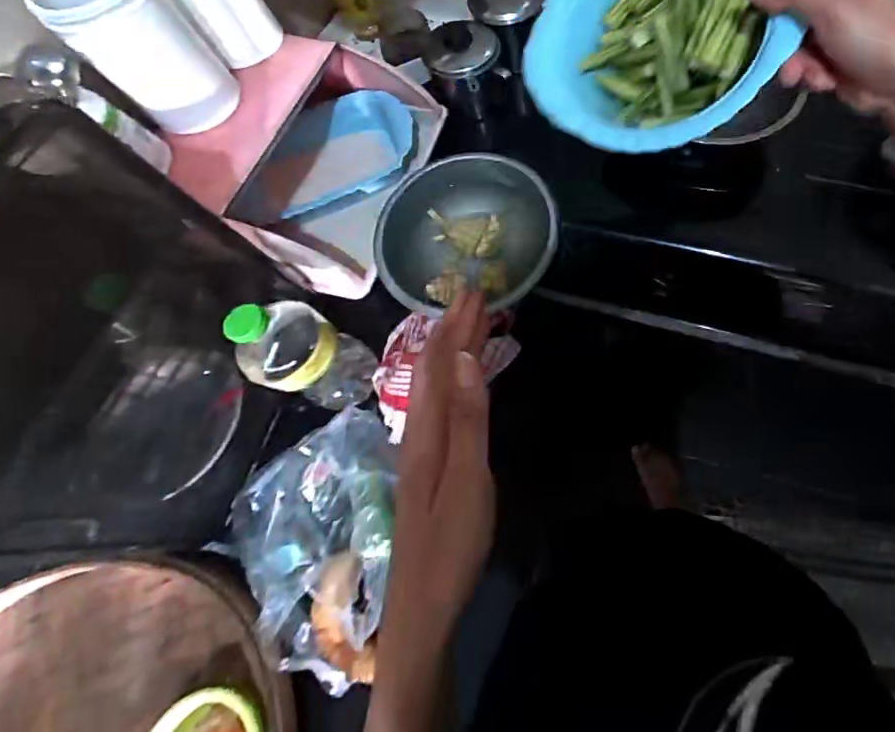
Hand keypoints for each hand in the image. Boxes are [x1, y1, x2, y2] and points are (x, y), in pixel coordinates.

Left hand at [370, 291, 493, 731]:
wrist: (423, 604)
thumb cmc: (451, 541)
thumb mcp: (468, 479)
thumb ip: (468, 418)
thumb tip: (466, 358)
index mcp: (426, 429)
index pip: (441, 363)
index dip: (457, 326)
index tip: (476, 292)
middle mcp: (418, 430)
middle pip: (434, 368)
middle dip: (453, 328)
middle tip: (476, 295)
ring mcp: (421, 447)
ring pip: (435, 384)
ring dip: (452, 349)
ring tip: (470, 324)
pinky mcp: (429, 463)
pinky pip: (441, 402)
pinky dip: (453, 377)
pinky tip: (460, 379)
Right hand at [754, 0, 894, 145]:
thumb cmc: (875, 38)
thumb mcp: (833, 6)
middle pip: (787, 5)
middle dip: (778, 31)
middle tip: (769, 44)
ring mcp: (832, 32)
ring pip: (790, 39)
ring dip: (792, 60)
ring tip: (799, 75)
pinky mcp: (830, 61)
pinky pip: (802, 62)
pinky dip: (806, 74)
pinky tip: (819, 82)